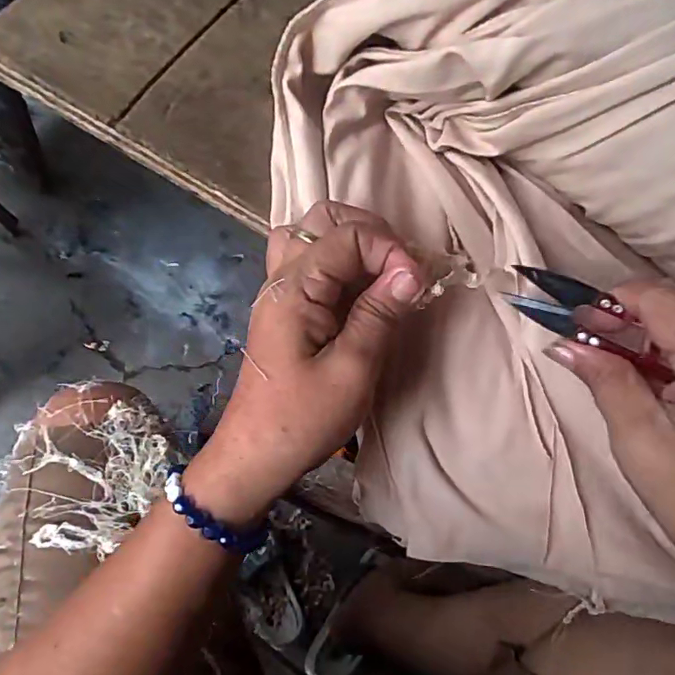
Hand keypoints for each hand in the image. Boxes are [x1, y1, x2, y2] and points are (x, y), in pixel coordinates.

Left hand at [187, 202, 423, 520]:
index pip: (346, 235)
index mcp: (293, 289)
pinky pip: (309, 263)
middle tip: (405, 269)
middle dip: (372, 234)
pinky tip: (361, 289)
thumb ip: (379, 314)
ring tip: (385, 272)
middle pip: (324, 220)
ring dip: (353, 242)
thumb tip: (412, 269)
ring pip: (313, 236)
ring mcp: (279, 291)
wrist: (256, 453)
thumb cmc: (302, 419)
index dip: (390, 248)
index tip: (418, 283)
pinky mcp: (285, 309)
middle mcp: (281, 278)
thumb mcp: (352, 370)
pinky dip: (340, 262)